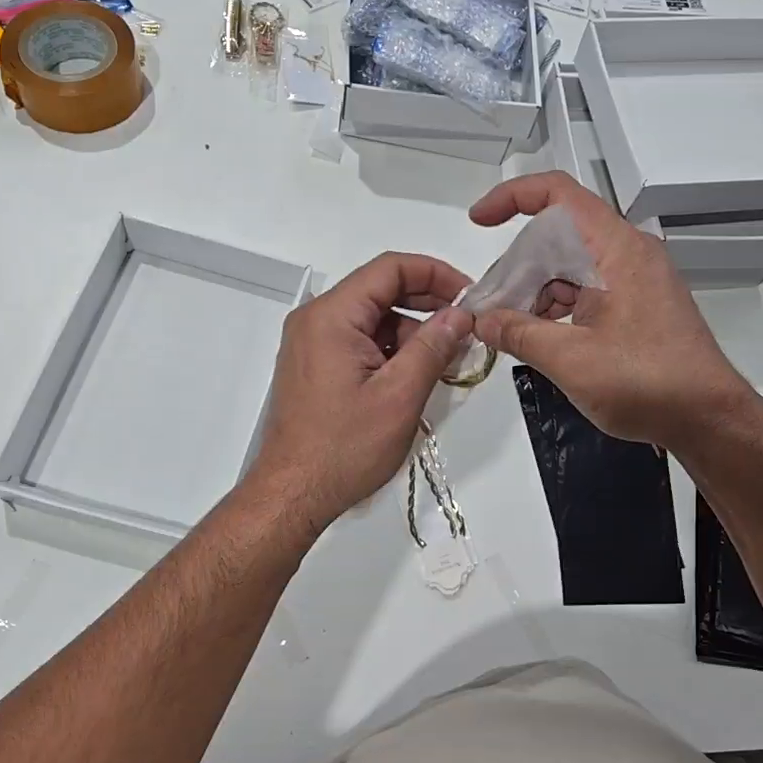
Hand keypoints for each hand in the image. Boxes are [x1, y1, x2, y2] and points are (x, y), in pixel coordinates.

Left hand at [247, 252, 474, 530]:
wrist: (293, 494)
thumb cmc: (344, 448)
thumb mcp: (400, 395)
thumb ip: (433, 347)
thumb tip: (459, 315)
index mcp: (332, 316)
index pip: (390, 269)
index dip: (435, 274)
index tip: (470, 296)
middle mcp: (316, 320)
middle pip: (380, 290)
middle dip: (427, 304)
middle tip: (466, 328)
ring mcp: (312, 343)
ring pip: (373, 318)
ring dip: (411, 332)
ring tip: (445, 361)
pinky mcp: (314, 365)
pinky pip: (359, 341)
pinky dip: (391, 350)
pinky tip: (416, 375)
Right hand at [470, 172, 752, 446]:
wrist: (709, 418)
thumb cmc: (647, 382)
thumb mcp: (571, 359)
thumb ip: (519, 333)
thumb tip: (482, 321)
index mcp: (616, 249)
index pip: (558, 195)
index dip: (513, 197)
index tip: (480, 221)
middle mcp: (629, 253)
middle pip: (559, 235)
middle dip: (518, 265)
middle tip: (490, 305)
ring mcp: (636, 279)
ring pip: (571, 266)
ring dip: (536, 292)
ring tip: (510, 330)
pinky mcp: (640, 305)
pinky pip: (588, 289)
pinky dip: (559, 307)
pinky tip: (540, 338)